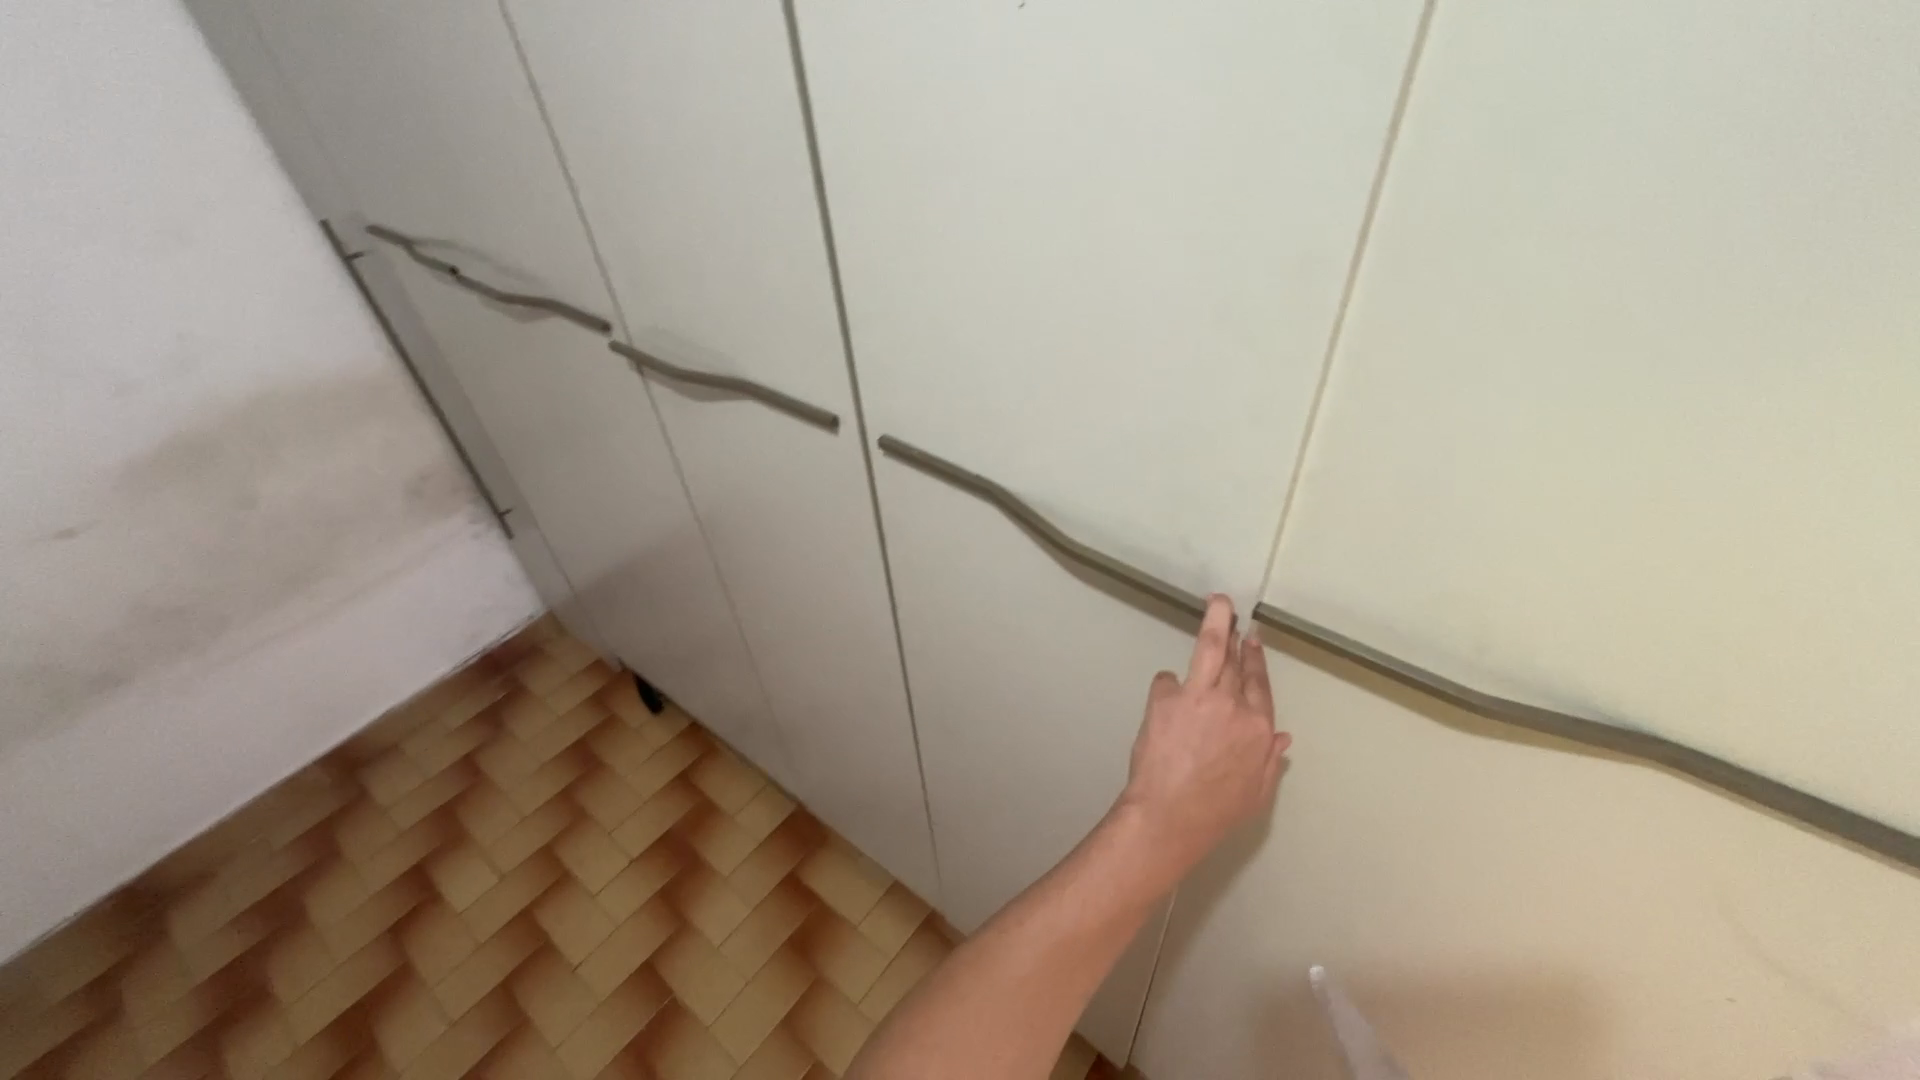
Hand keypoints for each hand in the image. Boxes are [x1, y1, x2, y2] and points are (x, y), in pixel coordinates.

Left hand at [1113, 594, 1291, 880]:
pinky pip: (1167, 680)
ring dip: (1216, 622)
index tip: (1253, 641)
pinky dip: (1168, 685)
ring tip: (1218, 603)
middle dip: (1235, 636)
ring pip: (1210, 648)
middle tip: (1233, 615)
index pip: (1260, 684)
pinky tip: (1165, 695)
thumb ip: (1270, 760)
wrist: (1170, 814)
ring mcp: (1198, 696)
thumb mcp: (1257, 792)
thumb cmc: (1216, 811)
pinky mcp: (1166, 698)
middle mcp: (1233, 704)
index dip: (1256, 661)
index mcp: (1258, 727)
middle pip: (1236, 662)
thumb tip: (1282, 736)